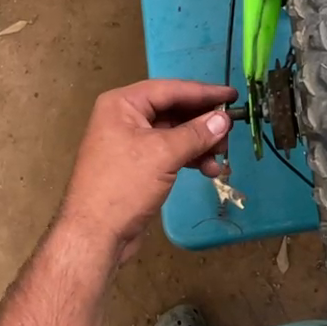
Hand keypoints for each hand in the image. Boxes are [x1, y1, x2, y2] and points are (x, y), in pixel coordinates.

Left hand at [58, 79, 235, 263]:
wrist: (94, 236)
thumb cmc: (124, 185)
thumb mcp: (163, 154)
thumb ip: (196, 133)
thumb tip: (224, 119)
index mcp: (123, 104)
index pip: (170, 89)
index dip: (203, 92)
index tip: (232, 96)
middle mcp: (125, 117)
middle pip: (173, 110)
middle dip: (203, 122)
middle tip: (230, 131)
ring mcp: (131, 142)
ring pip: (174, 133)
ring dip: (200, 143)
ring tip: (221, 155)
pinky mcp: (138, 165)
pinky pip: (169, 151)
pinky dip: (189, 157)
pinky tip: (208, 169)